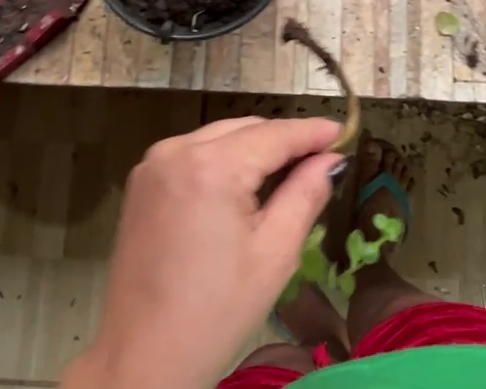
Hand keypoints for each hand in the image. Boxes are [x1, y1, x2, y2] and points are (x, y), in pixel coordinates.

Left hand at [63, 117, 343, 388]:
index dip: (312, 132)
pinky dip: (223, 159)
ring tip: (288, 172)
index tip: (342, 132)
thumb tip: (332, 159)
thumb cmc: (217, 311)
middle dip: (283, 140)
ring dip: (253, 148)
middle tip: (321, 158)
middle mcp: (177, 149)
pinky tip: (244, 184)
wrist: (143, 356)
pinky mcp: (142, 182)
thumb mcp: (275, 253)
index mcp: (211, 166)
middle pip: (245, 129)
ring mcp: (154, 163)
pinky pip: (194, 153)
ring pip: (219, 137)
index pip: (274, 135)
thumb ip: (306, 194)